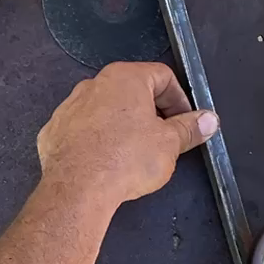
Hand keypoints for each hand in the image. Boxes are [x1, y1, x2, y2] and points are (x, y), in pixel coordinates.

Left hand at [36, 62, 217, 213]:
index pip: (163, 76)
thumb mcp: (169, 144)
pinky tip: (106, 161)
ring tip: (134, 154)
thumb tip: (207, 120)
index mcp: (125, 78)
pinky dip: (97, 140)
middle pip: (133, 91)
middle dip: (152, 113)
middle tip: (164, 138)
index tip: (186, 121)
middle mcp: (95, 85)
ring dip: (123, 126)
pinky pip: (83, 129)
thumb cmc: (123, 159)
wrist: (77, 188)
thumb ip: (190, 128)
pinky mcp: (55, 130)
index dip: (180, 99)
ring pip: (106, 110)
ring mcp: (70, 106)